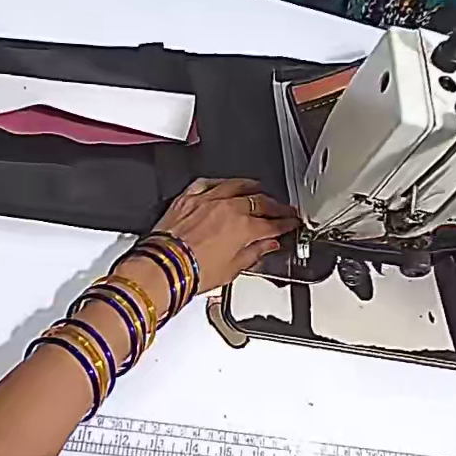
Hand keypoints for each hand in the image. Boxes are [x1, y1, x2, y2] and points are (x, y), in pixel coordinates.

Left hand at [152, 178, 300, 290]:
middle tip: (283, 210)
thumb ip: (254, 253)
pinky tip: (223, 184)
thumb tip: (266, 246)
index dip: (286, 224)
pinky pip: (207, 183)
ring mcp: (208, 200)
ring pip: (237, 185)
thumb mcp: (233, 269)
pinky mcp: (188, 198)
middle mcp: (228, 209)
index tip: (291, 224)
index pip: (273, 224)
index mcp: (244, 228)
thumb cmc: (193, 271)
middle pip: (260, 202)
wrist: (163, 267)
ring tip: (260, 189)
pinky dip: (218, 183)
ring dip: (252, 187)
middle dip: (276, 207)